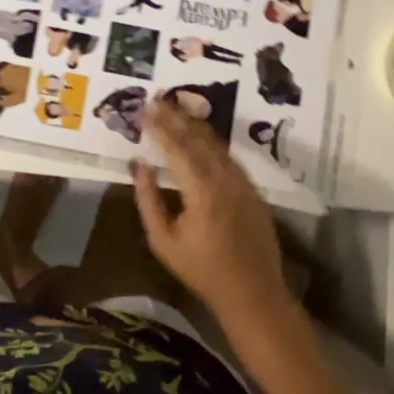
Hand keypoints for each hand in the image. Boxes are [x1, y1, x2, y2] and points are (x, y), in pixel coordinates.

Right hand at [131, 101, 289, 315]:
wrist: (253, 293)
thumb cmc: (202, 271)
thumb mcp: (164, 242)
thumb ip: (148, 201)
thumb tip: (139, 165)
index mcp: (201, 192)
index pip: (177, 148)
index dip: (160, 127)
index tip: (146, 109)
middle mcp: (225, 180)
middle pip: (198, 139)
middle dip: (177, 118)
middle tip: (158, 100)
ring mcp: (243, 183)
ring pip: (217, 145)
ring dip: (196, 126)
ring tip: (177, 110)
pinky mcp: (253, 190)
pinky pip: (230, 158)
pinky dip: (213, 143)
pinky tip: (202, 137)